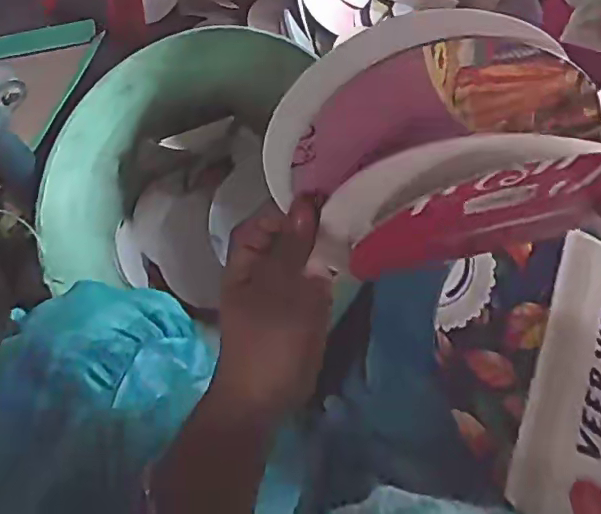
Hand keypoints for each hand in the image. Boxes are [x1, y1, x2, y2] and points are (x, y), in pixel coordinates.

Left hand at [210, 197, 333, 420]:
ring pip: (303, 253)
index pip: (274, 215)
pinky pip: (311, 275)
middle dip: (316, 224)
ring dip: (324, 244)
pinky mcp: (295, 303)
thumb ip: (294, 246)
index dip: (299, 206)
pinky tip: (348, 259)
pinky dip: (327, 267)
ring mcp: (278, 283)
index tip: (332, 198)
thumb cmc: (268, 340)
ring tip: (354, 229)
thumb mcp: (283, 288)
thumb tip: (304, 202)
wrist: (262, 401)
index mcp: (247, 252)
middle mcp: (260, 262)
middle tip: (351, 212)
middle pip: (290, 232)